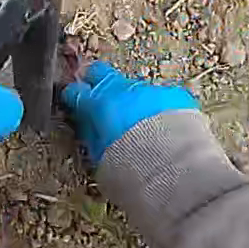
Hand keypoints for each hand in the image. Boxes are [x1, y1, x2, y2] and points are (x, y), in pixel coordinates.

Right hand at [60, 61, 198, 164]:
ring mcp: (149, 91)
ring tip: (138, 124)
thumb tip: (90, 128)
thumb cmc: (132, 172)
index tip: (74, 102)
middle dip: (98, 81)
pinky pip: (160, 97)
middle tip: (99, 97)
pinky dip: (157, 108)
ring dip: (131, 101)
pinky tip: (163, 126)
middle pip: (102, 74)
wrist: (174, 173)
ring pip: (133, 88)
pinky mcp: (174, 96)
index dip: (74, 97)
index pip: (76, 92)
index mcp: (99, 106)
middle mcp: (122, 92)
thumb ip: (92, 136)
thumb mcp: (99, 160)